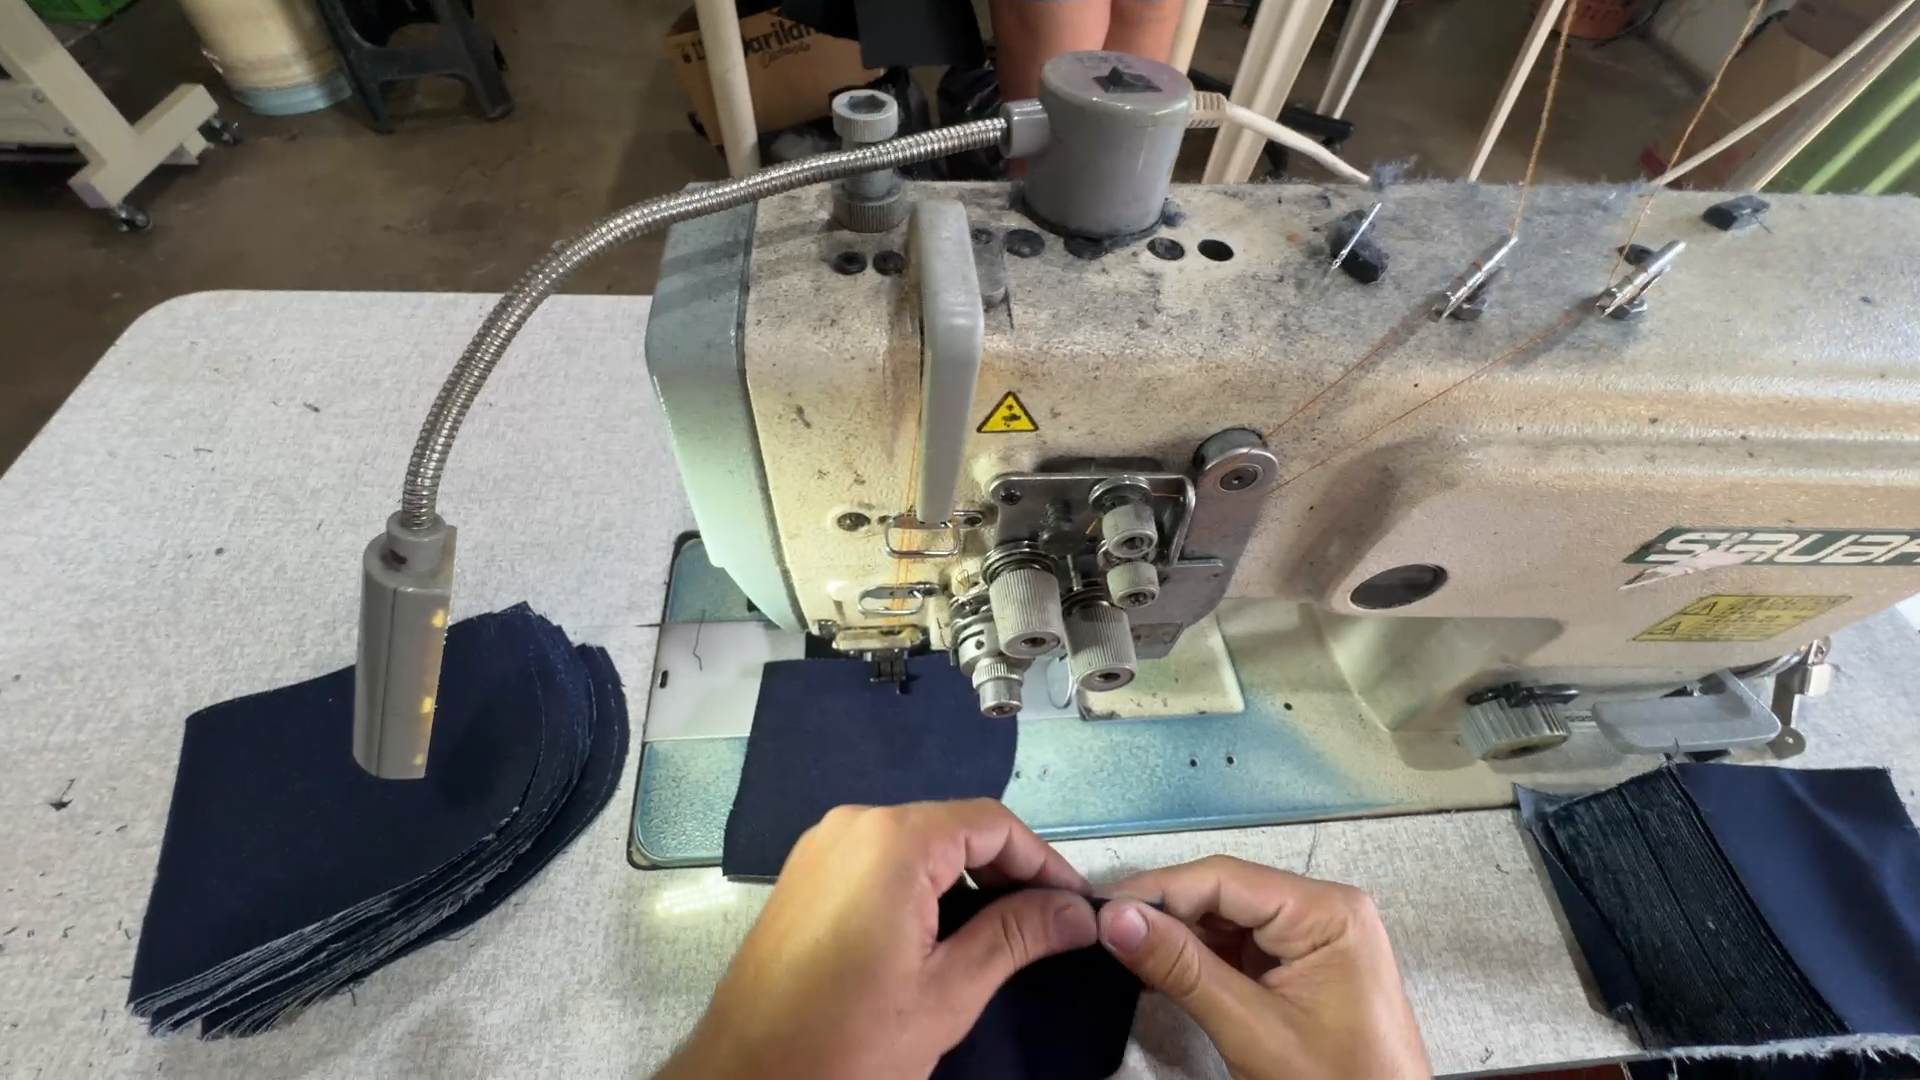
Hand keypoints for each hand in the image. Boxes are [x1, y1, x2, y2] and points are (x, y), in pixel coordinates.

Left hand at [656, 799, 1097, 1079]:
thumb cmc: (848, 1042)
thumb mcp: (946, 993)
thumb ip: (1016, 937)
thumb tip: (1078, 912)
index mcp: (895, 839)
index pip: (990, 822)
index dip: (1041, 859)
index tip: (1075, 902)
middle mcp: (858, 821)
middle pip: (954, 826)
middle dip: (1006, 869)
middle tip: (1046, 922)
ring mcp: (826, 842)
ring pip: (919, 841)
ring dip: (965, 877)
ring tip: (1001, 928)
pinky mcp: (809, 869)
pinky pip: (882, 856)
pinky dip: (921, 881)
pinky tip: (939, 926)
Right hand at [1097, 855, 1429, 1079]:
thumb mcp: (1254, 1033)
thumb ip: (1181, 969)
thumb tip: (1113, 918)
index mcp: (1326, 910)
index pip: (1222, 878)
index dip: (1158, 890)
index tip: (1102, 910)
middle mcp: (1320, 907)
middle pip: (1220, 892)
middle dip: (1164, 913)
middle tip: (1106, 931)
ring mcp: (1310, 934)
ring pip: (1222, 915)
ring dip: (1176, 935)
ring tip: (1124, 949)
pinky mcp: (1296, 961)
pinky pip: (1235, 942)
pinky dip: (1197, 956)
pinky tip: (1161, 966)